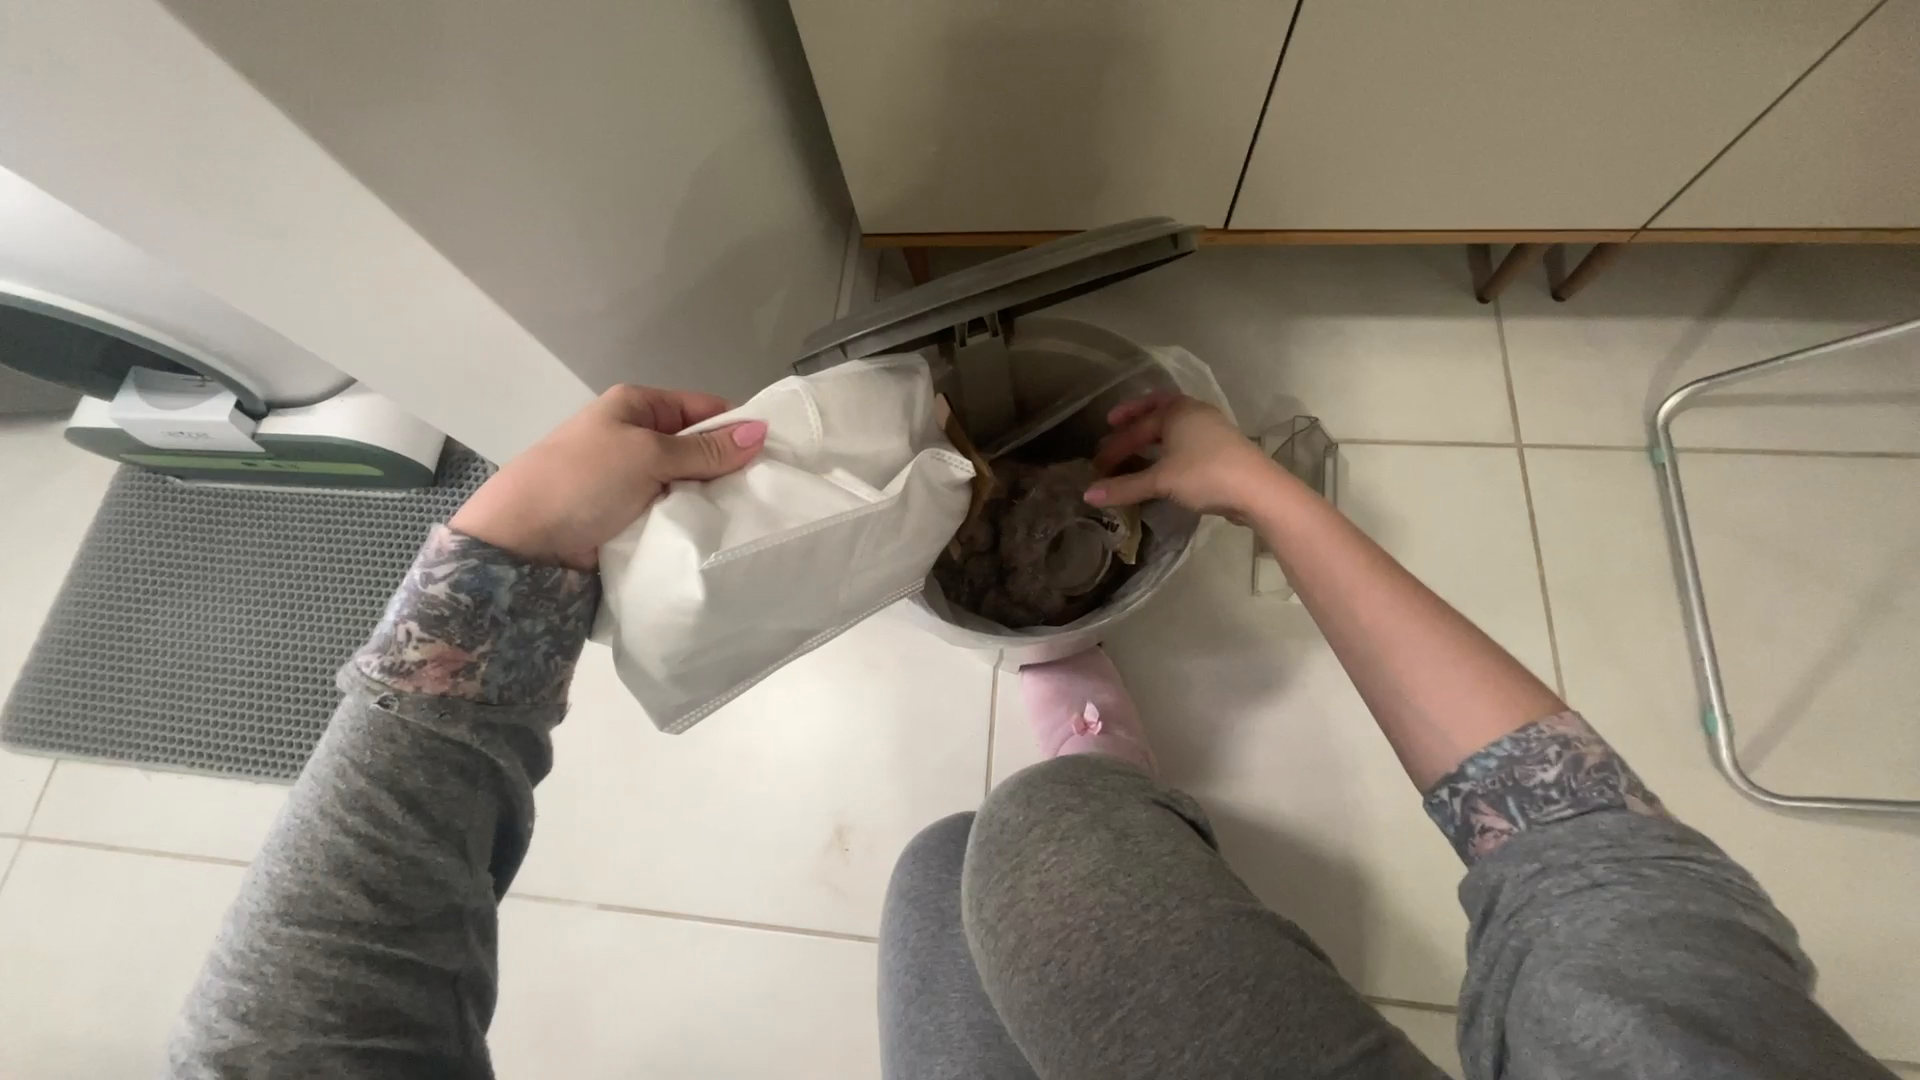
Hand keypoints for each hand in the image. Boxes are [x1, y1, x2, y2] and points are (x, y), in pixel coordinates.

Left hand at [450, 384, 766, 570]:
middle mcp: (638, 438)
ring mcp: (636, 480)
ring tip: (752, 516)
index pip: (704, 408)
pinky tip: (723, 532)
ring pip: (693, 484)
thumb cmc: (582, 481)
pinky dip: (696, 520)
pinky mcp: (635, 516)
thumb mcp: (648, 454)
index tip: (773, 454)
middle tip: (769, 491)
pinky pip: (677, 512)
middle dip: (731, 468)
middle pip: (701, 448)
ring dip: (714, 499)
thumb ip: (706, 448)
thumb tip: (761, 431)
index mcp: (637, 407)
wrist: (523, 544)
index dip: (737, 428)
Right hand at [1083, 392, 1281, 515]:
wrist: (1258, 490)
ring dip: (1153, 435)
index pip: (1136, 427)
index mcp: (1176, 411)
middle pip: (1157, 411)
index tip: (1097, 464)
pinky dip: (1169, 447)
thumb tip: (1087, 495)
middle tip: (1114, 424)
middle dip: (1134, 420)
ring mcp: (1211, 429)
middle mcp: (1194, 413)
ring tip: (1136, 446)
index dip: (1114, 446)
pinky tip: (1164, 463)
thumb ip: (1124, 487)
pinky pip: (1186, 441)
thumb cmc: (1205, 474)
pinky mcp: (1221, 448)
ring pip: (1174, 426)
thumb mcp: (1160, 481)